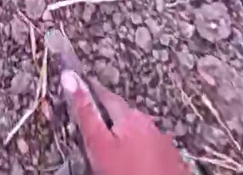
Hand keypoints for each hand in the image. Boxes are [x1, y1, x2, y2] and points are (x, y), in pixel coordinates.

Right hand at [62, 70, 190, 174]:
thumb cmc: (127, 173)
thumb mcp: (99, 146)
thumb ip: (85, 113)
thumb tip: (69, 77)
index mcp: (129, 115)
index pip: (105, 95)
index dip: (92, 91)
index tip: (80, 84)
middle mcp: (149, 122)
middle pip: (124, 114)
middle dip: (111, 117)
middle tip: (97, 126)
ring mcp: (164, 141)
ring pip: (139, 131)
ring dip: (128, 135)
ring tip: (117, 149)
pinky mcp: (173, 160)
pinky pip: (153, 148)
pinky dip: (142, 151)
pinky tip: (137, 162)